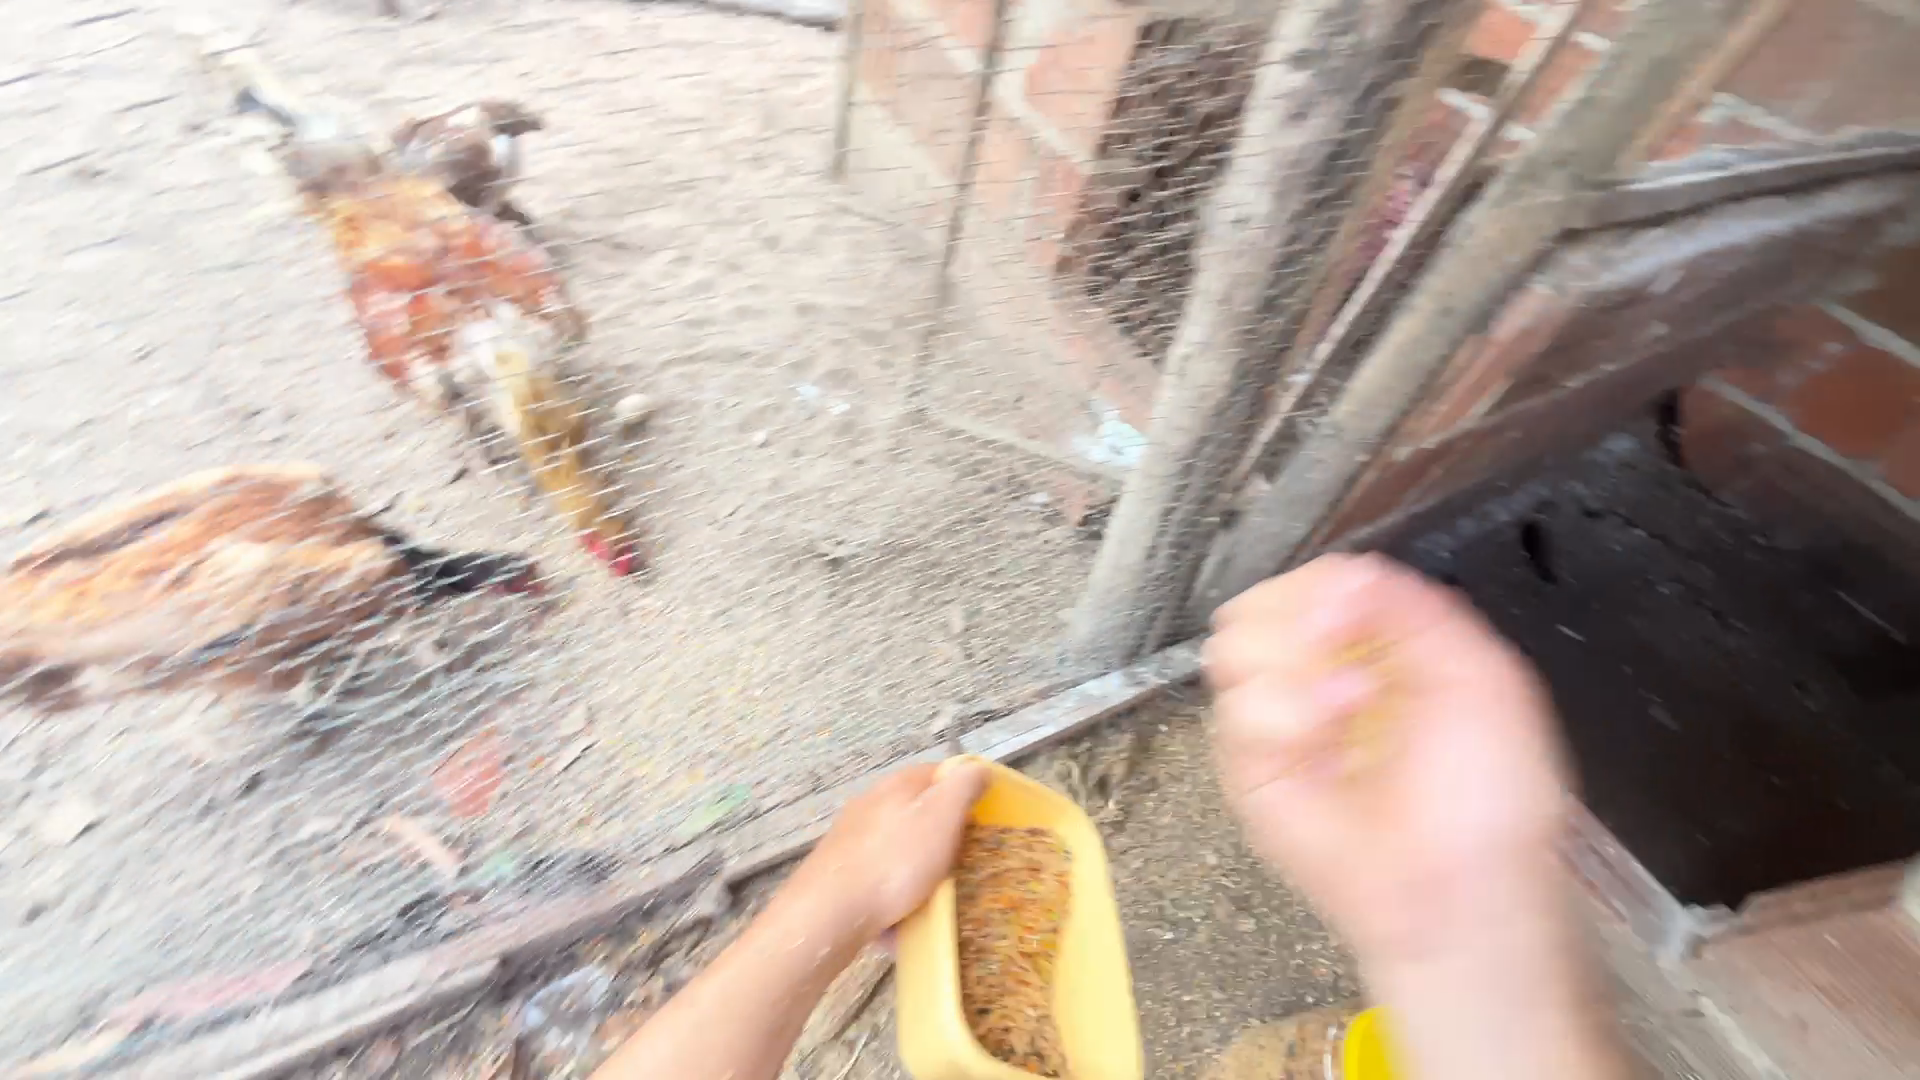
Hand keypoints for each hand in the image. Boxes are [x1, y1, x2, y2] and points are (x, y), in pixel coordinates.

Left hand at [788, 761, 990, 946]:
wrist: (827, 914)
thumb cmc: (893, 861)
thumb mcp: (941, 816)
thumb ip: (963, 787)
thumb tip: (979, 768)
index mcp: (899, 784)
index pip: (942, 774)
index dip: (967, 793)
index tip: (985, 823)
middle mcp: (873, 804)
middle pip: (922, 814)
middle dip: (944, 840)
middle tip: (963, 865)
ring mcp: (853, 839)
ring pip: (901, 851)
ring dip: (921, 875)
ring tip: (934, 900)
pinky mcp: (842, 874)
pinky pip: (881, 883)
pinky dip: (896, 901)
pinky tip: (902, 924)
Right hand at [1205, 552, 1572, 968]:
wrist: (1452, 883)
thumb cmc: (1481, 791)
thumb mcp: (1479, 677)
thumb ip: (1414, 609)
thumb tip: (1343, 574)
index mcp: (1359, 648)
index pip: (1305, 584)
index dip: (1318, 586)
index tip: (1353, 608)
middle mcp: (1305, 675)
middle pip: (1253, 605)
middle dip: (1295, 620)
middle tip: (1339, 649)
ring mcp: (1270, 717)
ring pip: (1230, 647)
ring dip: (1292, 667)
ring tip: (1348, 705)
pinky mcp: (1243, 763)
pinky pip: (1236, 709)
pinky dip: (1285, 717)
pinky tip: (1324, 745)